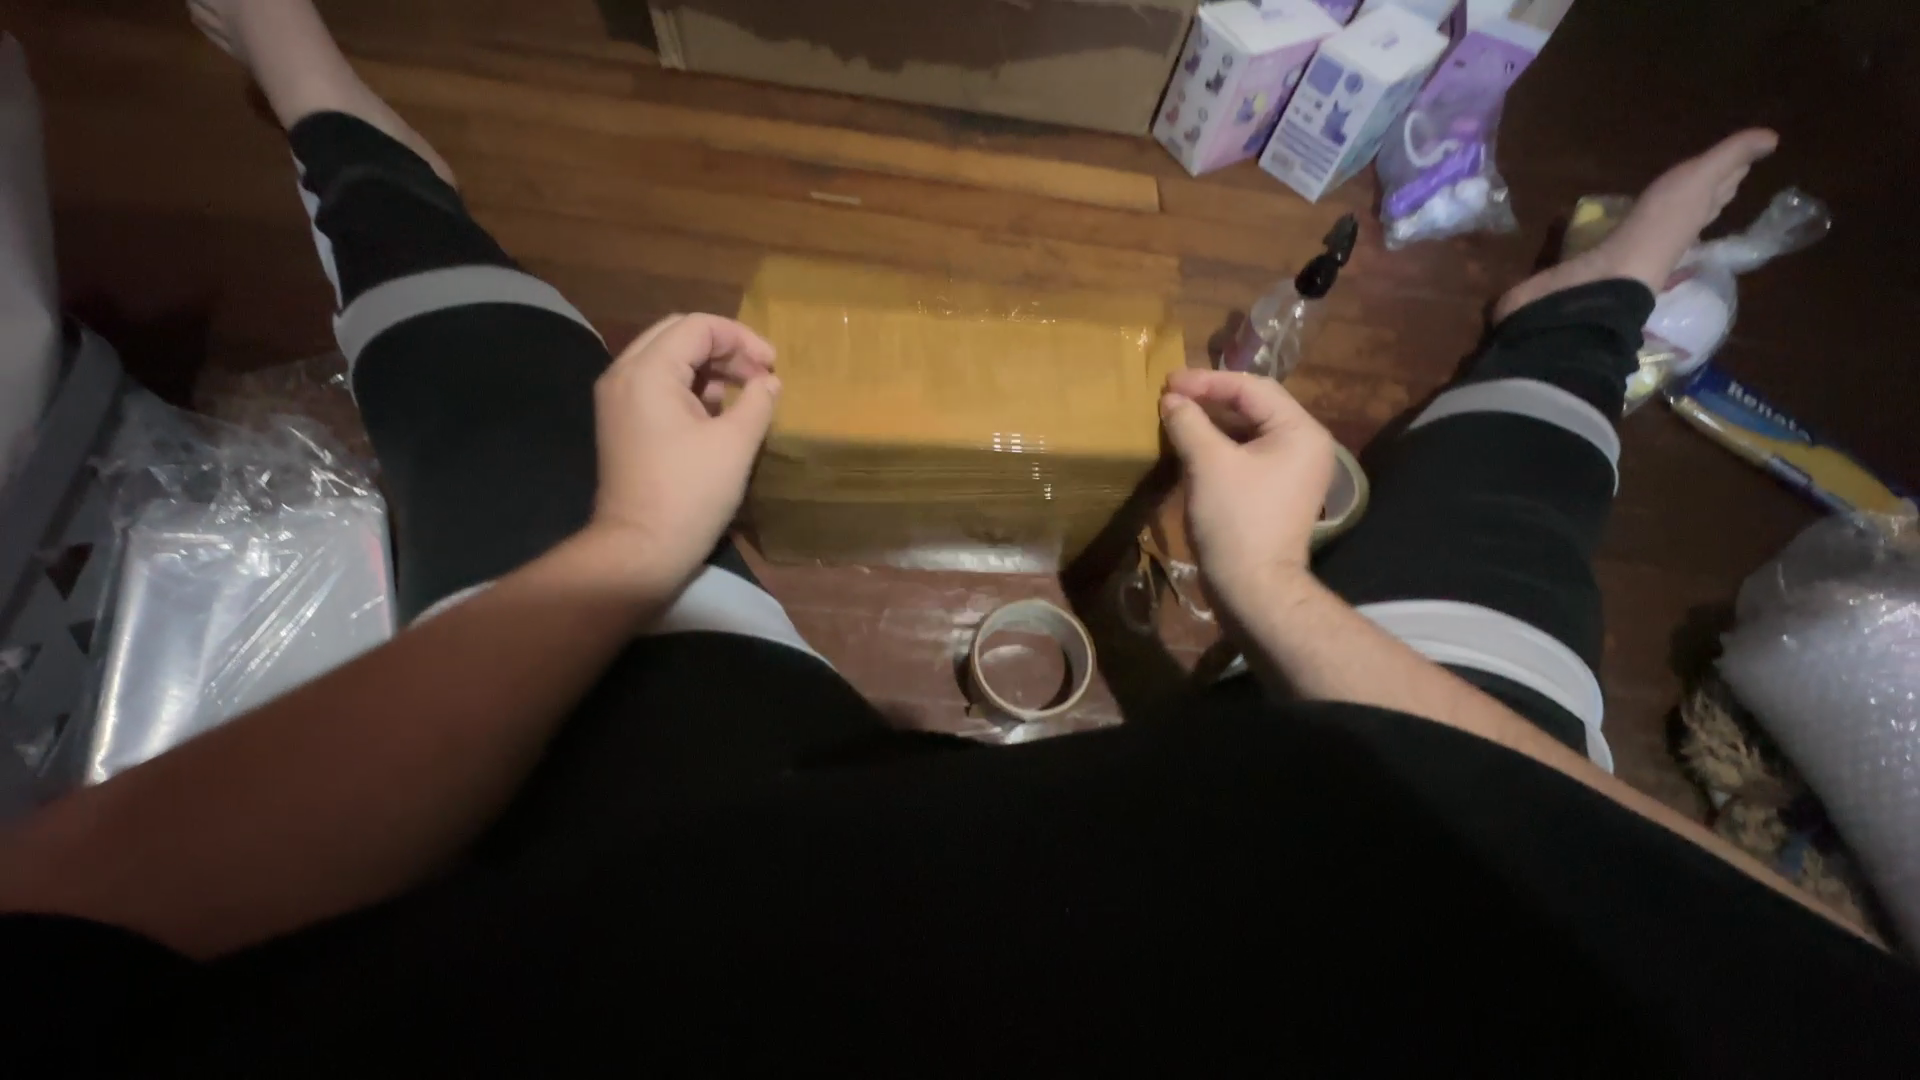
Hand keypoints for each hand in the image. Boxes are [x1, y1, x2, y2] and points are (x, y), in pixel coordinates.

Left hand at [588, 314, 779, 587]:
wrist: (641, 549)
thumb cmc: (690, 494)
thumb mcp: (735, 444)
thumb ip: (757, 401)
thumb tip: (769, 382)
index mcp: (647, 372)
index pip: (697, 327)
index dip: (741, 338)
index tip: (773, 366)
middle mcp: (624, 375)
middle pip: (678, 336)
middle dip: (725, 348)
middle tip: (761, 374)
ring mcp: (618, 400)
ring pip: (667, 360)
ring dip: (709, 368)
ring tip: (746, 392)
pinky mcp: (623, 424)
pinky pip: (658, 386)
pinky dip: (691, 388)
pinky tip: (719, 412)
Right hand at [1159, 369, 1335, 614]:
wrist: (1252, 586)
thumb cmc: (1235, 520)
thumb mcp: (1208, 464)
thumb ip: (1189, 423)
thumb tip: (1171, 399)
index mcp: (1300, 431)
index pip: (1252, 387)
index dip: (1207, 380)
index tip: (1168, 381)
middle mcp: (1304, 444)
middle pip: (1253, 406)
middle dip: (1209, 399)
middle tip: (1169, 395)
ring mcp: (1291, 470)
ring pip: (1247, 431)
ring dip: (1210, 422)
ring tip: (1175, 416)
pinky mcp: (1275, 491)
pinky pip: (1245, 455)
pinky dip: (1217, 446)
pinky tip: (1190, 445)